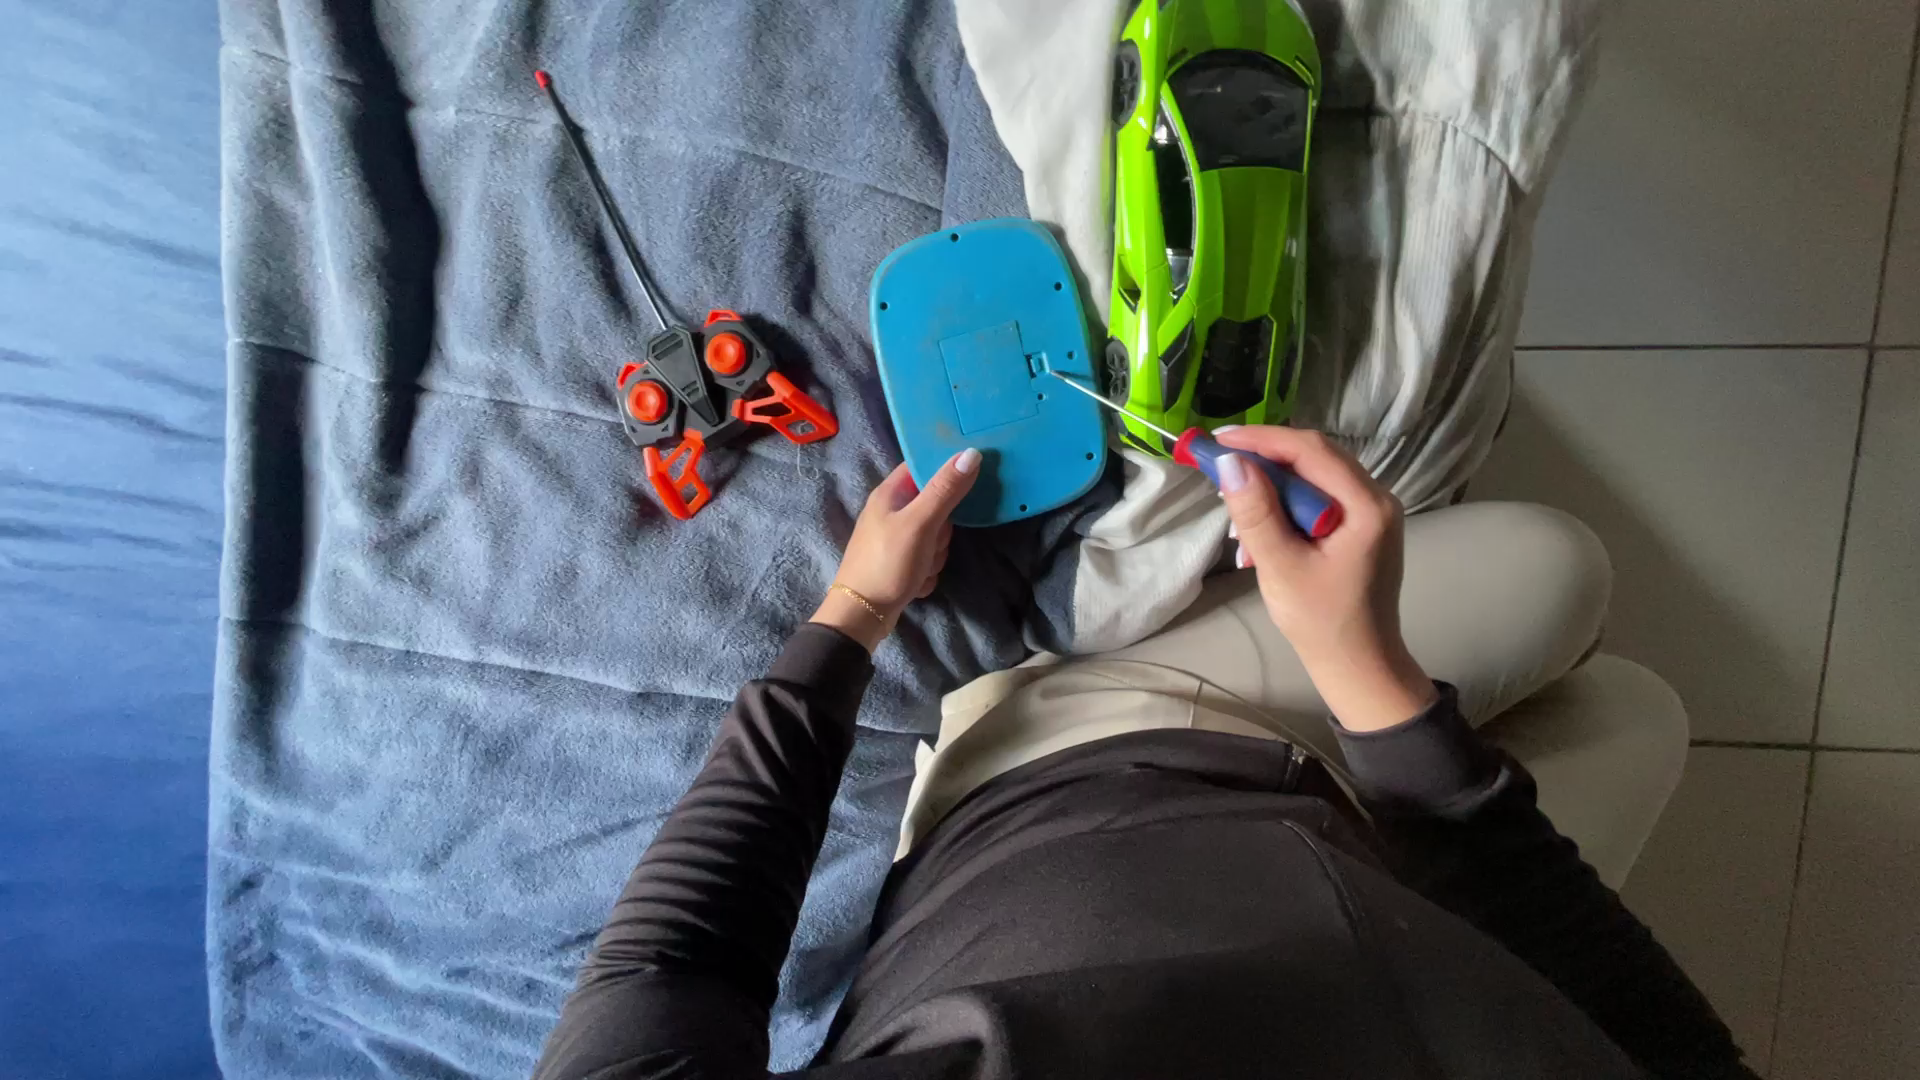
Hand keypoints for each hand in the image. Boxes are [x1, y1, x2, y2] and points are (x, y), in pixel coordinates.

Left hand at [810, 449, 980, 651]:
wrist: (862, 614)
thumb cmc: (888, 562)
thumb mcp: (920, 523)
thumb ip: (946, 489)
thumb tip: (972, 452)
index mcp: (890, 493)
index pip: (924, 467)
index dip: (946, 472)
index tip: (968, 480)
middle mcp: (892, 511)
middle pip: (937, 506)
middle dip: (942, 529)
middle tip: (932, 541)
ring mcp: (896, 538)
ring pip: (936, 536)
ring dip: (936, 555)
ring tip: (920, 566)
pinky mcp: (901, 561)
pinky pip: (929, 558)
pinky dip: (927, 571)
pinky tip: (916, 580)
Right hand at [1213, 427, 1436, 731]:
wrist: (1357, 664)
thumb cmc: (1320, 621)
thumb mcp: (1280, 566)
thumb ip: (1256, 513)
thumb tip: (1231, 464)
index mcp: (1367, 506)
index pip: (1311, 451)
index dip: (1263, 439)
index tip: (1219, 441)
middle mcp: (1375, 499)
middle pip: (1314, 458)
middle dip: (1263, 459)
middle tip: (1218, 466)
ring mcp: (1369, 513)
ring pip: (1311, 478)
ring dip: (1269, 487)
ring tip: (1234, 508)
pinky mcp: (1357, 527)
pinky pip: (1315, 499)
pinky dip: (1282, 507)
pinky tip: (1257, 532)